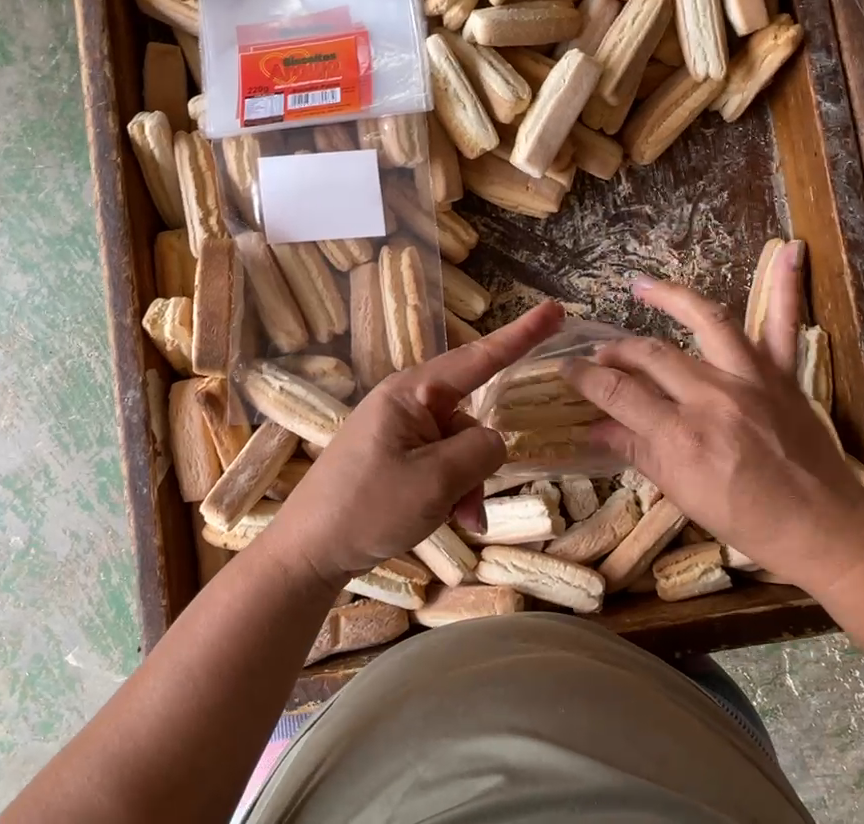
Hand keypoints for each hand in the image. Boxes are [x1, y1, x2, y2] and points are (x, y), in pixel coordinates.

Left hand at [259, 301, 565, 586]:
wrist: (308, 552)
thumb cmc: (367, 508)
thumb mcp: (437, 481)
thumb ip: (480, 451)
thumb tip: (492, 442)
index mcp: (412, 392)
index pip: (478, 357)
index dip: (522, 335)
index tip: (556, 309)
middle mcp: (407, 403)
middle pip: (471, 419)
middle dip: (480, 464)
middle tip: (472, 510)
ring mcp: (399, 431)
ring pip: (459, 450)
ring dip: (466, 486)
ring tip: (456, 523)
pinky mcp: (394, 458)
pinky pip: (440, 466)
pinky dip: (450, 492)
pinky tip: (444, 522)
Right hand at [561, 244, 863, 586]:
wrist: (821, 528)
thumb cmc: (746, 521)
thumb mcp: (681, 493)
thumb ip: (636, 452)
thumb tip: (593, 429)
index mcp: (681, 436)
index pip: (617, 393)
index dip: (584, 379)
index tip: (566, 369)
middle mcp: (712, 397)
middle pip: (650, 354)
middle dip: (615, 351)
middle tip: (598, 354)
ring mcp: (751, 379)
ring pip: (705, 320)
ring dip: (671, 296)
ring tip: (642, 285)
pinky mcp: (781, 374)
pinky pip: (782, 324)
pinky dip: (785, 285)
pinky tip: (788, 250)